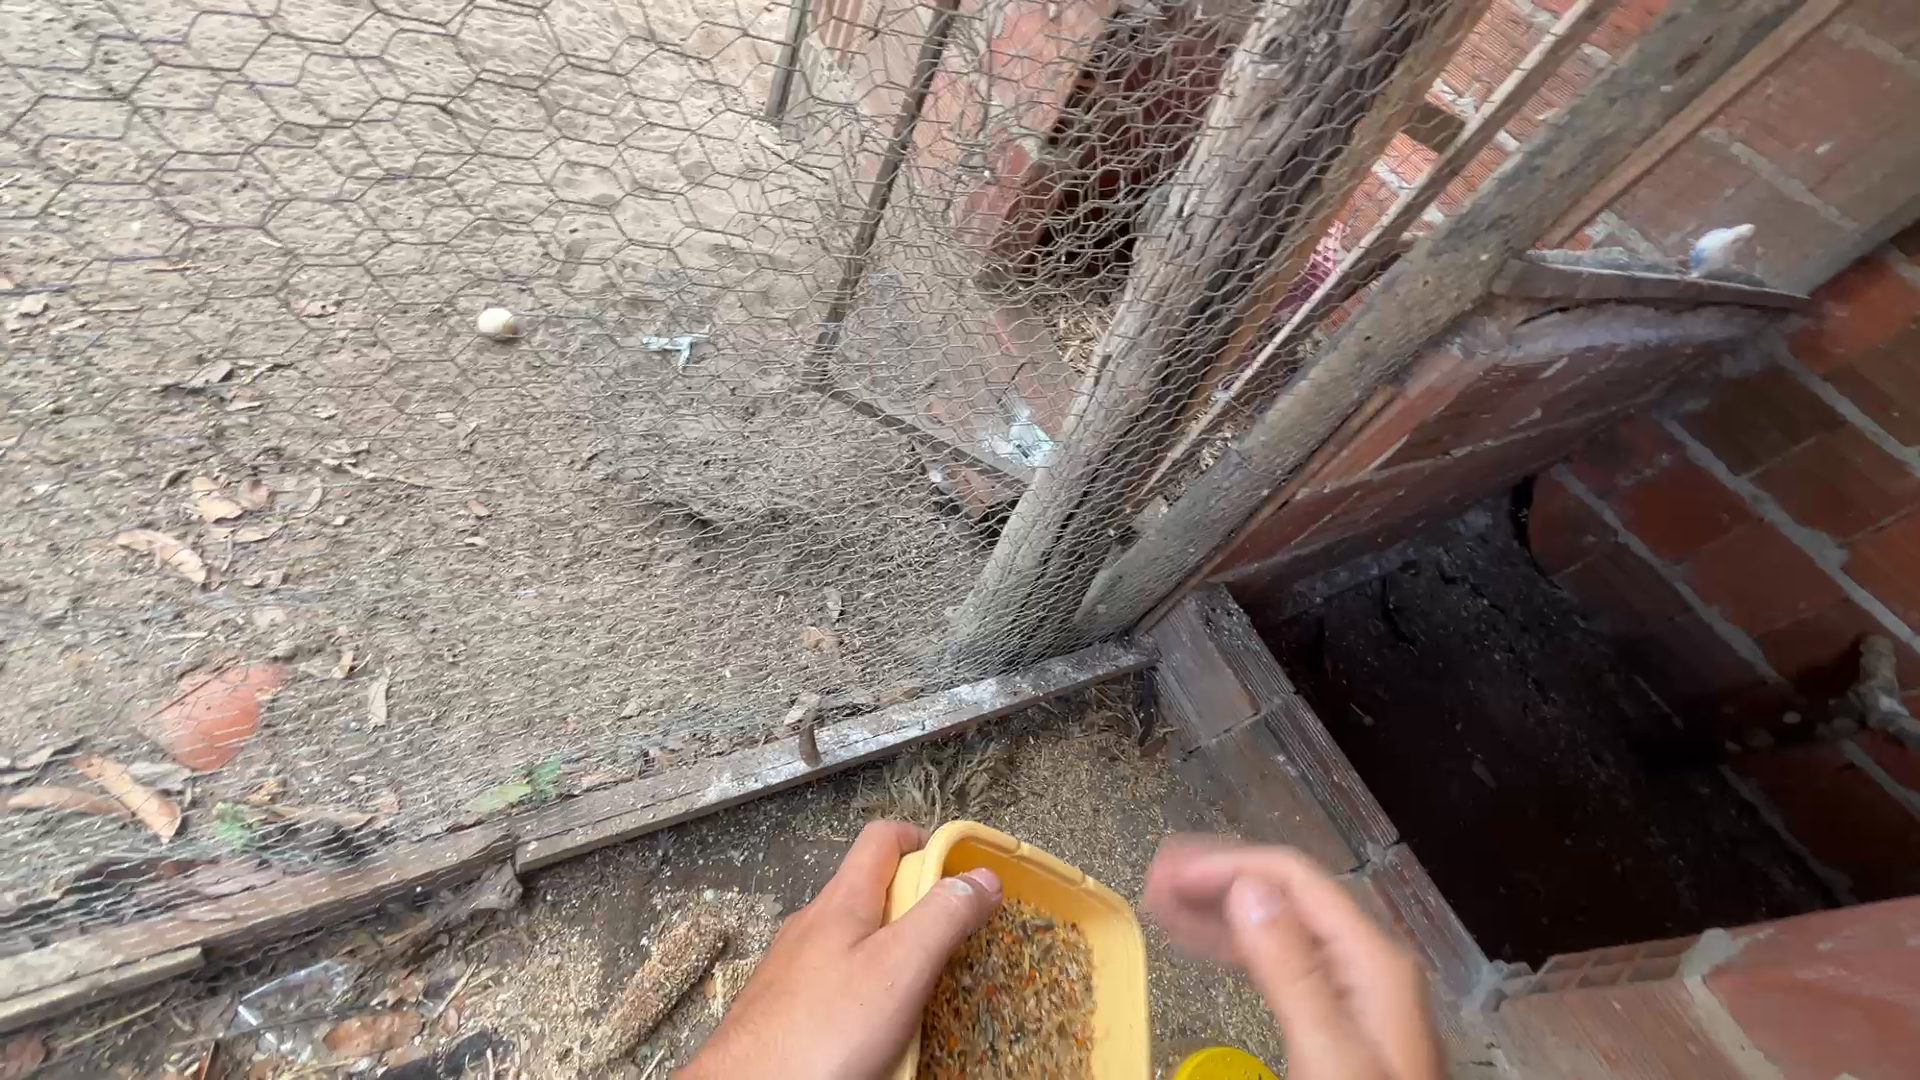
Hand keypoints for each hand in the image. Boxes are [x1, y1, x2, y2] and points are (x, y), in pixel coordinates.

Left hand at [680, 820, 1001, 1079]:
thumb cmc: (823, 1031)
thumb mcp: (900, 968)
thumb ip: (944, 917)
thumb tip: (983, 876)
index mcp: (842, 898)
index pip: (883, 837)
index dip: (924, 841)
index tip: (957, 875)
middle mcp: (813, 921)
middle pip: (871, 888)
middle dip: (914, 905)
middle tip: (947, 945)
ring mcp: (792, 964)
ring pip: (852, 937)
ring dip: (890, 949)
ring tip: (916, 991)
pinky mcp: (781, 1007)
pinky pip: (833, 979)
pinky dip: (863, 987)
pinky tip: (873, 1028)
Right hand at [1144, 837, 1440, 1079]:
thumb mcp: (1329, 1055)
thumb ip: (1292, 971)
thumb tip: (1245, 887)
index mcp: (1370, 958)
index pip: (1291, 878)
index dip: (1225, 865)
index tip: (1169, 875)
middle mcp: (1361, 960)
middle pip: (1279, 894)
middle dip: (1214, 881)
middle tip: (1156, 880)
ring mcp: (1348, 987)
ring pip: (1272, 924)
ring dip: (1213, 908)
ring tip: (1161, 902)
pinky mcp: (1332, 1014)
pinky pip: (1273, 958)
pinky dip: (1229, 943)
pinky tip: (1195, 940)